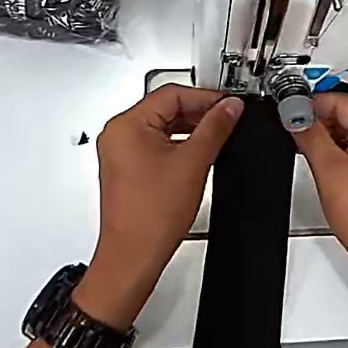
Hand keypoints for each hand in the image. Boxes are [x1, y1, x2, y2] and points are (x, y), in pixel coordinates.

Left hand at [79, 85, 243, 326]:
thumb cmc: (150, 216)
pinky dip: (179, 144)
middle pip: (165, 108)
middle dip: (198, 112)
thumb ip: (215, 128)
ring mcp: (120, 152)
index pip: (172, 94)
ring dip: (190, 128)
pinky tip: (198, 153)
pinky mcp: (127, 168)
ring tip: (217, 135)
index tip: (227, 104)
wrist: (134, 254)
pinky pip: (155, 144)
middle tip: (226, 117)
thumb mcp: (193, 162)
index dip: (205, 97)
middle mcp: (118, 135)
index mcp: (127, 125)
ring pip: (161, 126)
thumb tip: (229, 108)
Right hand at [293, 94, 347, 286]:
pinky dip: (339, 151)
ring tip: (309, 153)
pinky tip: (324, 164)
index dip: (311, 105)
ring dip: (327, 138)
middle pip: (347, 113)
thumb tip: (294, 111)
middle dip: (318, 122)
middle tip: (293, 133)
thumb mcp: (330, 170)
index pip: (341, 101)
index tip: (288, 110)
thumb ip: (310, 134)